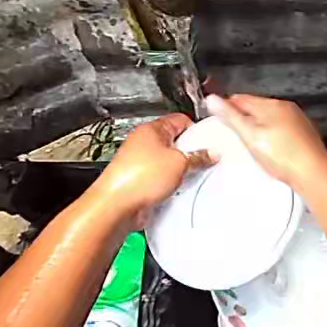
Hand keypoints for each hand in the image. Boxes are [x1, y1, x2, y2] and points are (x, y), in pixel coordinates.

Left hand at [83, 114, 211, 230]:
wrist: (117, 206)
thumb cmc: (137, 178)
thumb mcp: (178, 163)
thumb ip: (197, 157)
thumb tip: (210, 153)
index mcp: (151, 130)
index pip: (179, 120)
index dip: (196, 129)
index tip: (209, 141)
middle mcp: (144, 144)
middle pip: (175, 143)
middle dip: (190, 153)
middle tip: (203, 161)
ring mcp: (141, 163)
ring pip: (169, 163)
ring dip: (181, 172)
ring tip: (190, 178)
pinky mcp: (140, 182)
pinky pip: (162, 180)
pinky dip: (172, 185)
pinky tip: (179, 191)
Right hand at [202, 94, 326, 189]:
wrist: (313, 175)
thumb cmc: (284, 157)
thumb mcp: (250, 136)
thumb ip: (230, 116)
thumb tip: (213, 100)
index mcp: (272, 105)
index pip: (240, 98)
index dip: (226, 107)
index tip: (218, 116)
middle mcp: (286, 108)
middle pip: (255, 107)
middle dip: (243, 117)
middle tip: (234, 134)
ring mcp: (297, 121)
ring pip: (269, 118)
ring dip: (258, 126)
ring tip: (252, 144)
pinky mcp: (303, 134)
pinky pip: (281, 129)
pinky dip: (272, 136)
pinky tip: (270, 150)